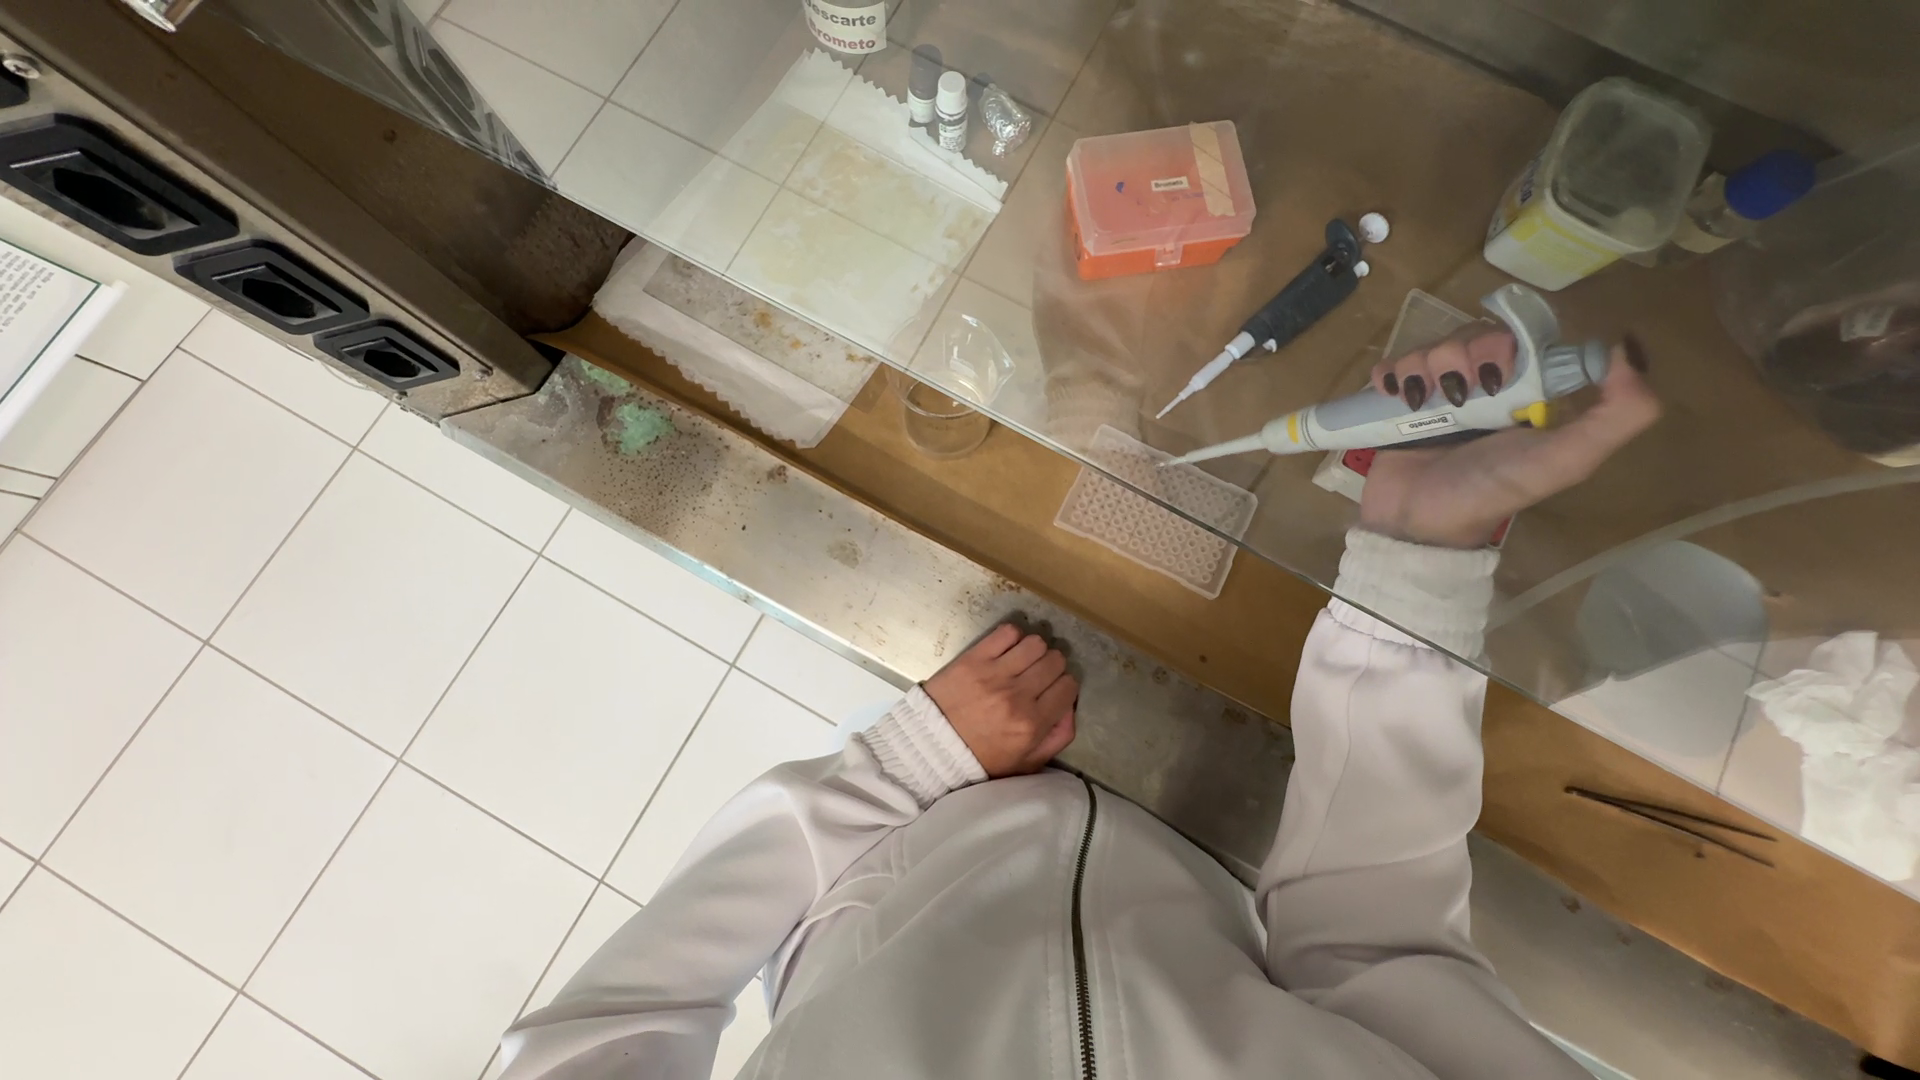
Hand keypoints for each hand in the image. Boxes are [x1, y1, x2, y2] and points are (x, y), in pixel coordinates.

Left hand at [923, 624, 1077, 777]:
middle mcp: (1017, 696)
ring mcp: (994, 674)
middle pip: (1055, 661)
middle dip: (1051, 667)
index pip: (1068, 687)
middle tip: (1037, 674)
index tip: (1052, 689)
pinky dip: (1012, 637)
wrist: (931, 747)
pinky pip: (1007, 633)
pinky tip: (1005, 650)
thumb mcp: (1026, 762)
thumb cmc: (980, 758)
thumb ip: (1057, 738)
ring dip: (1033, 650)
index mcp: (1032, 724)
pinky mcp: (973, 659)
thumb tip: (1070, 708)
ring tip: (1022, 660)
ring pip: (1035, 643)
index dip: (1063, 686)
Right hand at [1360, 336, 1659, 548]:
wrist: (1418, 523)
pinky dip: (1389, 372)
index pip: (1523, 338)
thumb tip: (1624, 352)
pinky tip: (1394, 395)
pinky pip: (1390, 366)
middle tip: (1458, 395)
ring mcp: (1436, 395)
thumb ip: (1618, 416)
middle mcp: (1482, 389)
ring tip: (1419, 403)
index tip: (1500, 375)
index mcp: (1526, 394)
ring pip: (1431, 347)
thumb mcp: (1566, 461)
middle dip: (1462, 358)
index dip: (1509, 344)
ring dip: (1422, 367)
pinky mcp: (1395, 404)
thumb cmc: (1488, 493)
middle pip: (1472, 336)